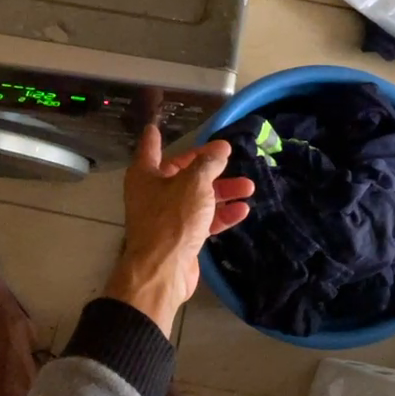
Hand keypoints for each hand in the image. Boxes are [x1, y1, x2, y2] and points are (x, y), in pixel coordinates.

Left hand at [106, 125, 253, 334]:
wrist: (163, 270)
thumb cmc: (172, 219)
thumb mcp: (194, 184)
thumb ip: (209, 164)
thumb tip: (220, 148)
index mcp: (146, 174)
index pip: (151, 147)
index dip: (155, 136)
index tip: (156, 125)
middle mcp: (153, 192)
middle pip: (182, 172)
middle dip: (208, 166)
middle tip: (231, 157)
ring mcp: (167, 216)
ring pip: (197, 196)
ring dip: (222, 190)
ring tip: (249, 186)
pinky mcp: (180, 236)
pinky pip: (203, 219)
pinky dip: (221, 213)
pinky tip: (242, 209)